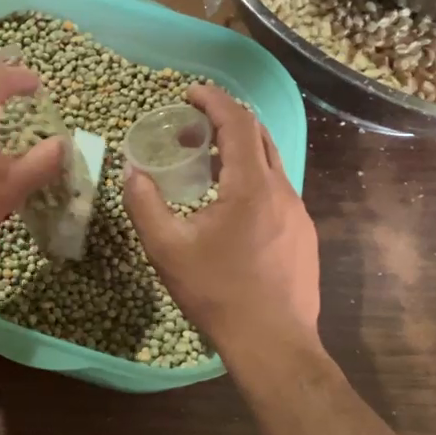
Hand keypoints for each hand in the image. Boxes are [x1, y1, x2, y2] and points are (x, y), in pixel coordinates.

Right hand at [123, 84, 319, 357]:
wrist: (273, 342)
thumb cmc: (217, 292)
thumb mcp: (167, 249)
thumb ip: (145, 205)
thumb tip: (132, 173)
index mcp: (251, 185)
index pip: (238, 122)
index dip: (214, 100)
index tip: (189, 92)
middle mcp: (282, 190)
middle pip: (259, 135)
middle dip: (225, 120)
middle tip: (191, 126)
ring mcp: (299, 213)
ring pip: (271, 164)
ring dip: (240, 151)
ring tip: (206, 163)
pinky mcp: (303, 235)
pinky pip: (277, 190)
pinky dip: (252, 178)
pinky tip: (230, 205)